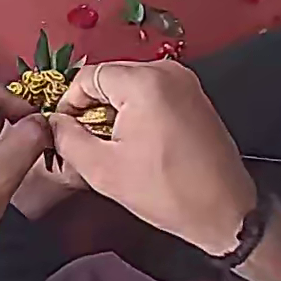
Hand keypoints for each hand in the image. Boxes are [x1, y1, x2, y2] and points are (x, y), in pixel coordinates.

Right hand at [50, 60, 256, 255]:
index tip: (66, 133)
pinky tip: (138, 142)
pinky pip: (151, 91)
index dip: (69, 104)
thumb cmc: (165, 191)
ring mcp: (184, 79)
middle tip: (88, 143)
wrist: (227, 210)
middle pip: (109, 77)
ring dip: (114, 110)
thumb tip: (54, 122)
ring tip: (113, 146)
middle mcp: (166, 69)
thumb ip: (68, 138)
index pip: (87, 76)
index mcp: (144, 81)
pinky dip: (136, 109)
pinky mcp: (194, 93)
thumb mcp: (103, 170)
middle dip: (92, 107)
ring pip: (129, 84)